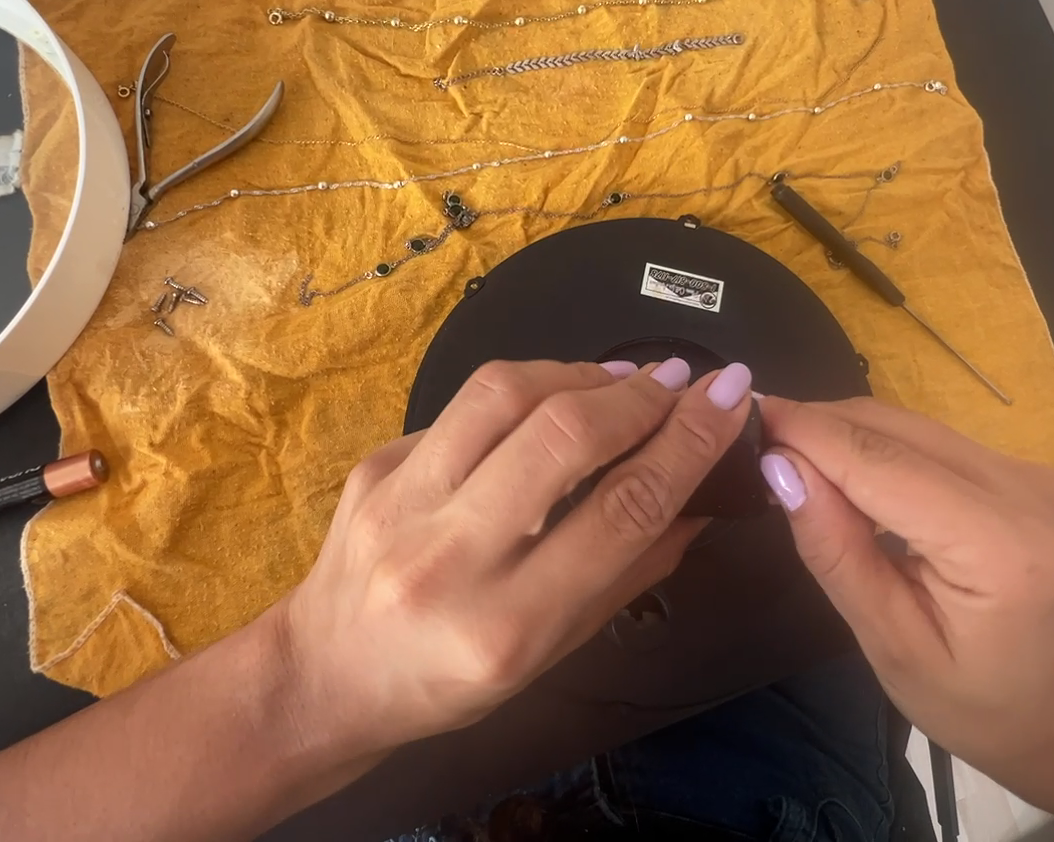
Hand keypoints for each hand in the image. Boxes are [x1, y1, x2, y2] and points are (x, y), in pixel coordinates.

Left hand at [281, 357, 753, 759]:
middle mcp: (449, 557)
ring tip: (621, 379)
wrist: (324, 676)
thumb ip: (630, 572)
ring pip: (504, 392)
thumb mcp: (552, 651)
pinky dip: (526, 389)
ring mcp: (400, 501)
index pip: (621, 510)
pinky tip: (550, 400)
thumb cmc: (450, 682)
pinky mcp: (375, 464)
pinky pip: (465, 404)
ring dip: (579, 372)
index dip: (687, 444)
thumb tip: (697, 498)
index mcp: (508, 625)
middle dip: (638, 396)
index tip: (728, 398)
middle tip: (677, 380)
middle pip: (562, 436)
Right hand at [756, 396, 1053, 783]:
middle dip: (819, 426)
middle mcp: (1027, 491)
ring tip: (789, 456)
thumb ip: (834, 550)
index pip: (884, 465)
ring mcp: (1031, 473)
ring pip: (908, 424)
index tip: (749, 416)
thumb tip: (780, 467)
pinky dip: (874, 444)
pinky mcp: (1021, 469)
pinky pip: (927, 438)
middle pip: (896, 430)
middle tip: (756, 437)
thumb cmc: (969, 700)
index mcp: (1001, 546)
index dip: (811, 434)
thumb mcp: (887, 641)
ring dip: (843, 432)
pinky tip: (841, 468)